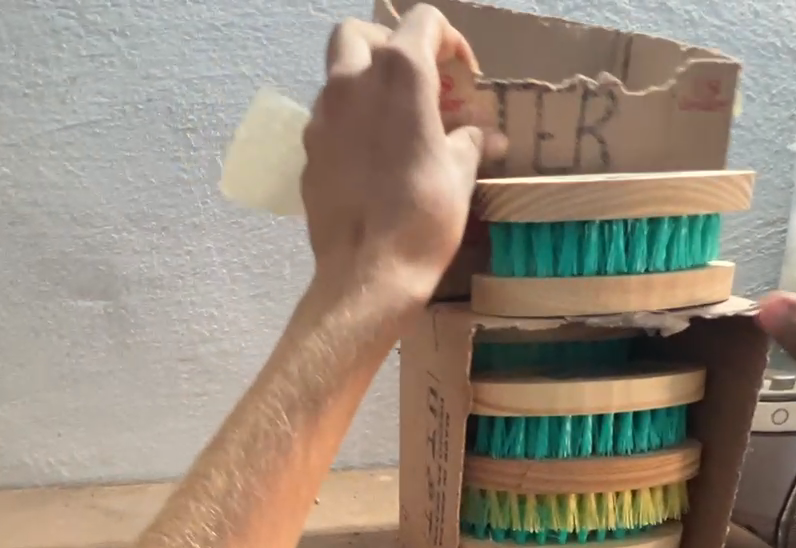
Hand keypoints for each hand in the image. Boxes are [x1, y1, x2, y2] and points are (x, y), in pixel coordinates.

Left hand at [303, 6, 493, 299]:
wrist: (369, 274)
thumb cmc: (424, 219)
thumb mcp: (460, 176)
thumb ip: (470, 142)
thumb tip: (488, 138)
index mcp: (399, 75)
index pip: (422, 22)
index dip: (449, 41)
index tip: (462, 76)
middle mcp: (351, 84)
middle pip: (359, 34)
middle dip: (387, 46)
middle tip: (413, 83)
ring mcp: (322, 120)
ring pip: (337, 79)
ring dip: (364, 88)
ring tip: (392, 126)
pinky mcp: (307, 156)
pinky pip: (327, 125)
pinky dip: (348, 128)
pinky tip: (369, 162)